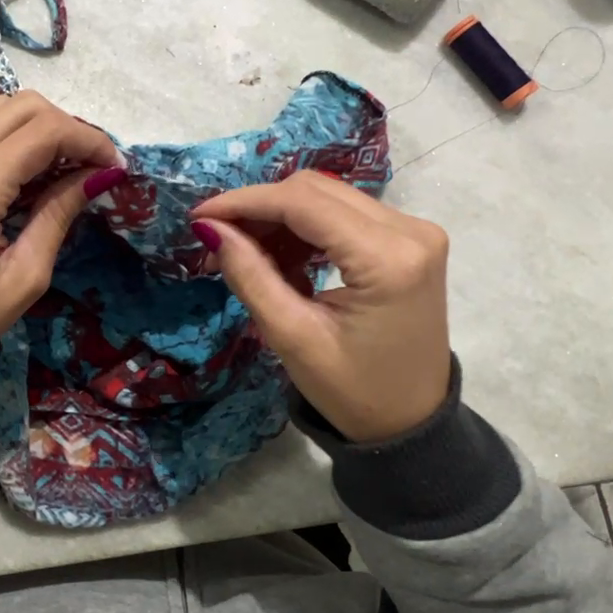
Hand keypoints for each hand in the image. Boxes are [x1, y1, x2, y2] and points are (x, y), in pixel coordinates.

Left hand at [0, 92, 122, 352]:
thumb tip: (100, 173)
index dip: (87, 139)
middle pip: (21, 106)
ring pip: (0, 109)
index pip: (42, 132)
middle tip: (93, 164)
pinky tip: (36, 168)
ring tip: (68, 165)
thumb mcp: (26, 275)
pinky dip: (15, 134)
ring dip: (41, 126)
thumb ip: (59, 214)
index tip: (115, 164)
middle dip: (67, 126)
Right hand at [191, 173, 451, 442]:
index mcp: (387, 258)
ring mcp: (414, 232)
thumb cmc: (352, 390)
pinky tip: (281, 257)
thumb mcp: (291, 337)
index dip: (245, 202)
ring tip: (245, 252)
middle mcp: (410, 230)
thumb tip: (209, 229)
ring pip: (329, 197)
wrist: (410, 421)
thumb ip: (251, 275)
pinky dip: (305, 229)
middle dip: (259, 207)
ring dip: (280, 217)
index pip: (304, 203)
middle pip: (316, 190)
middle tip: (216, 236)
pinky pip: (345, 214)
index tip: (199, 217)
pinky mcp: (409, 240)